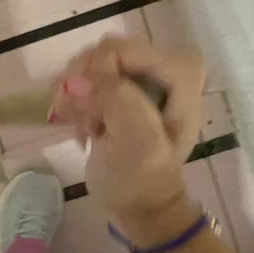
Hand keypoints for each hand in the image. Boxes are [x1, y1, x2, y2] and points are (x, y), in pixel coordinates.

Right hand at [50, 36, 206, 242]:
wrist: (138, 202)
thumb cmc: (143, 178)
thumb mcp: (139, 143)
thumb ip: (118, 101)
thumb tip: (78, 81)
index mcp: (179, 71)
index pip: (118, 50)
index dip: (96, 79)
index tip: (93, 115)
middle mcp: (162, 62)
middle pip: (99, 53)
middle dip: (84, 89)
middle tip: (89, 124)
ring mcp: (139, 72)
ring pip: (86, 63)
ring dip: (75, 98)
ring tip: (88, 128)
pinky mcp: (119, 83)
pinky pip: (82, 75)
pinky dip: (73, 101)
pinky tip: (84, 125)